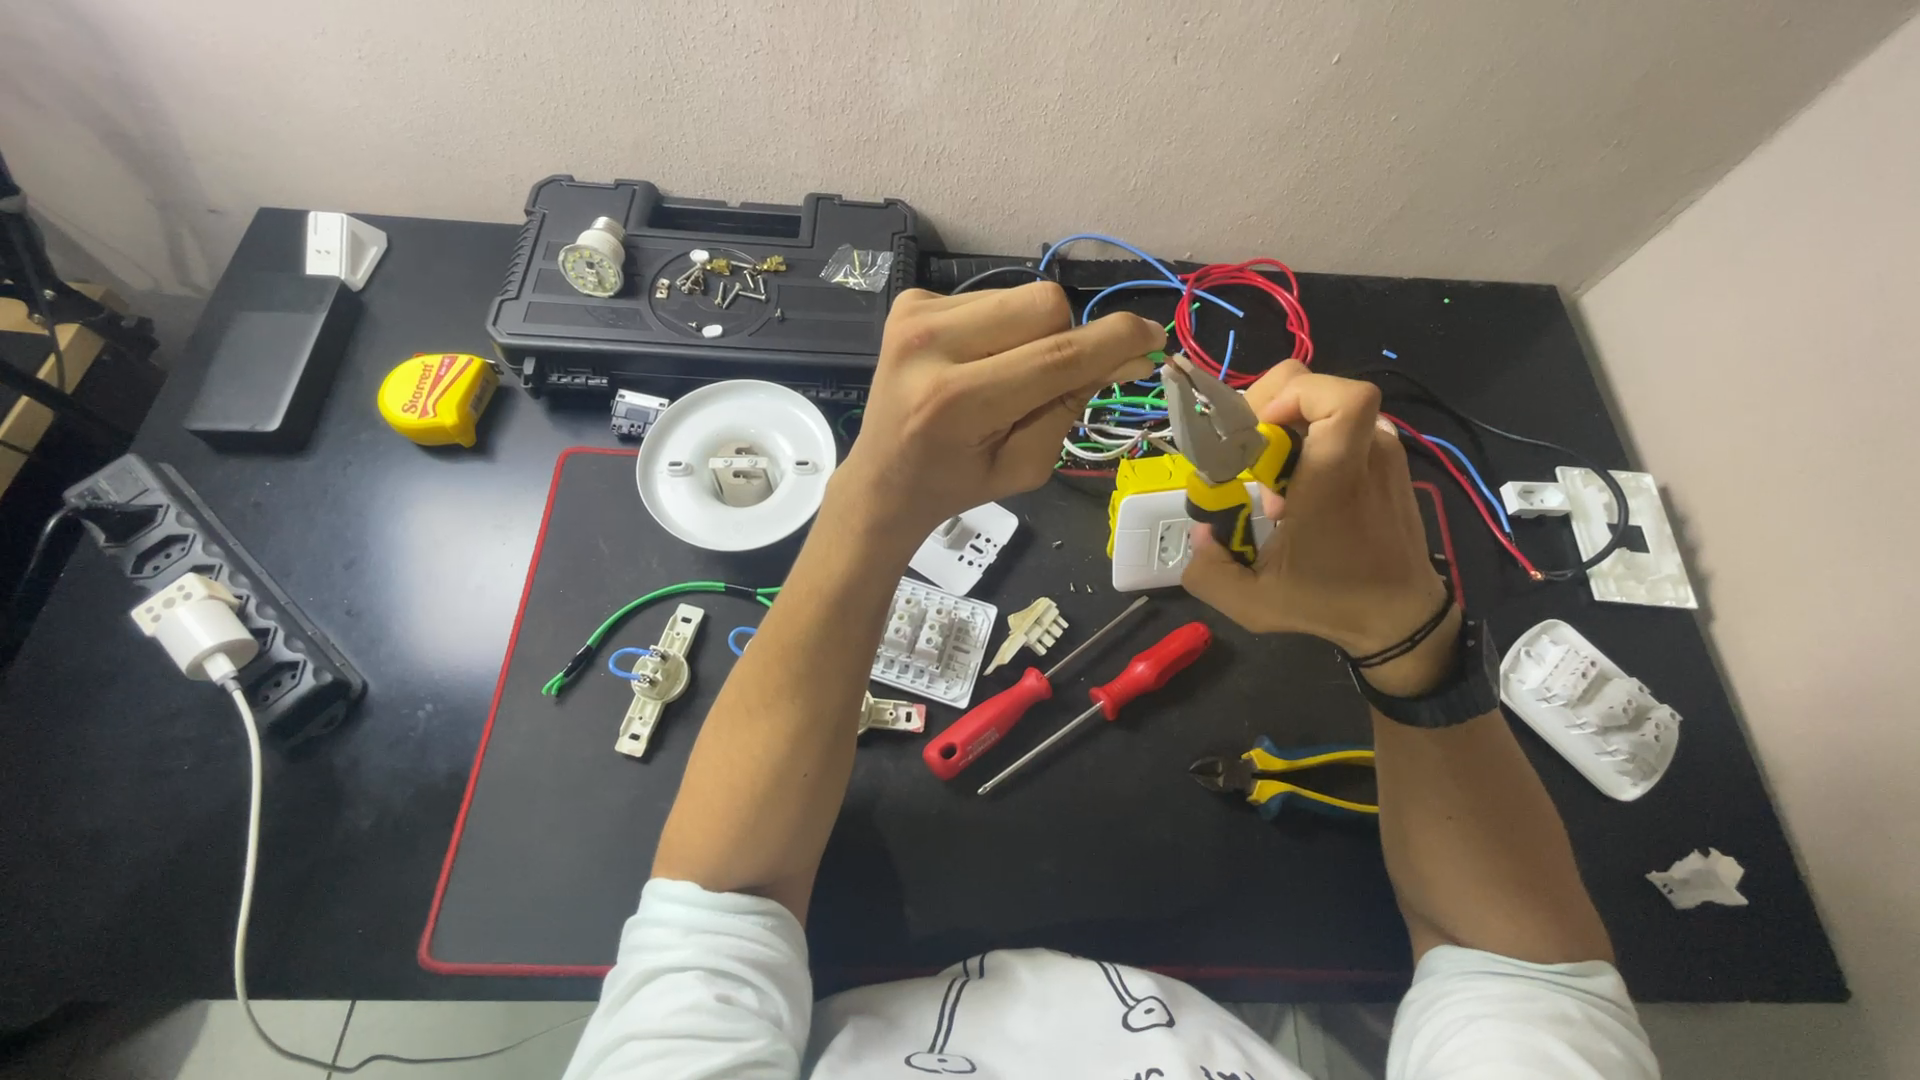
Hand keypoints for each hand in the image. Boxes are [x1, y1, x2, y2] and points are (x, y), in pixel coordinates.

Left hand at [837, 283, 1162, 534]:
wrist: (884, 478)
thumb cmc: (958, 482)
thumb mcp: (1026, 464)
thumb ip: (1073, 405)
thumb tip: (1128, 354)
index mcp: (958, 401)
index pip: (1058, 355)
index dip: (1115, 342)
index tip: (1152, 337)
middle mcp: (930, 344)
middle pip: (1046, 304)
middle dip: (1066, 339)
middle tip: (1049, 379)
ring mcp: (914, 315)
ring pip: (1021, 294)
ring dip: (1032, 331)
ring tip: (1002, 374)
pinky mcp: (909, 302)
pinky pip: (990, 296)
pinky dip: (1001, 326)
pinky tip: (976, 361)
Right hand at [1181, 361, 1452, 685]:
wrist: (1402, 616)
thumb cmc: (1332, 602)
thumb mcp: (1253, 603)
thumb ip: (1208, 571)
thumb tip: (1201, 530)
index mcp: (1336, 480)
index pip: (1342, 399)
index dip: (1296, 394)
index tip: (1259, 428)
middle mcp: (1366, 454)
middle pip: (1322, 386)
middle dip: (1271, 404)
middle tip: (1247, 447)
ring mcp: (1382, 453)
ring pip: (1326, 404)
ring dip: (1287, 426)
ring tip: (1271, 478)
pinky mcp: (1386, 460)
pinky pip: (1340, 424)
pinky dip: (1310, 439)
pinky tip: (1297, 485)